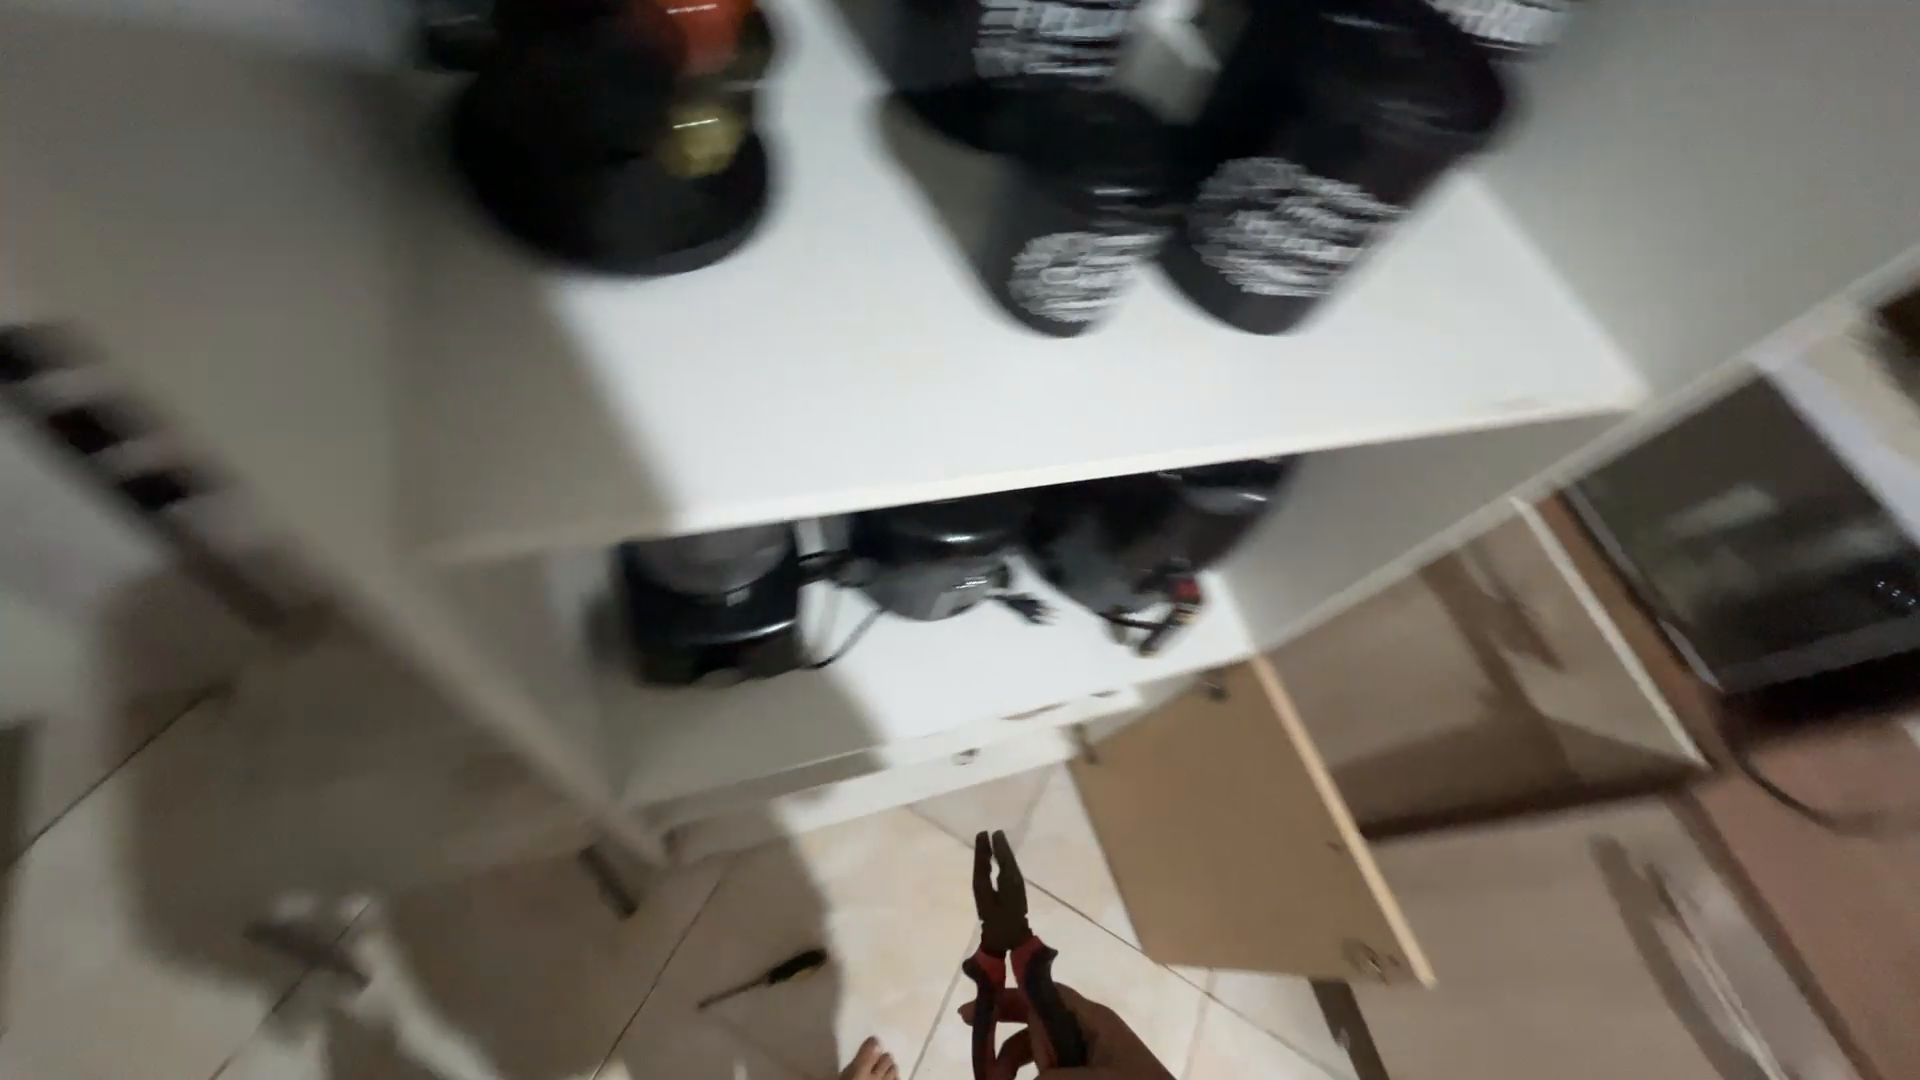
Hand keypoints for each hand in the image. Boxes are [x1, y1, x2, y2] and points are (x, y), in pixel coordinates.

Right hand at [958, 983, 1176, 1079]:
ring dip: (1019, 1066)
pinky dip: (1039, 1075)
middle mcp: (1088, 1032)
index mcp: (1091, 1019)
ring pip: (1043, 1055)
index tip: (975, 1009)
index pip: (1043, 993)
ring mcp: (1092, 1058)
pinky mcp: (1094, 1076)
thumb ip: (1052, 1076)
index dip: (1008, 996)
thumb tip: (1025, 1078)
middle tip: (980, 1061)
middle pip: (1037, 1024)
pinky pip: (1056, 1072)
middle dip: (1006, 1040)